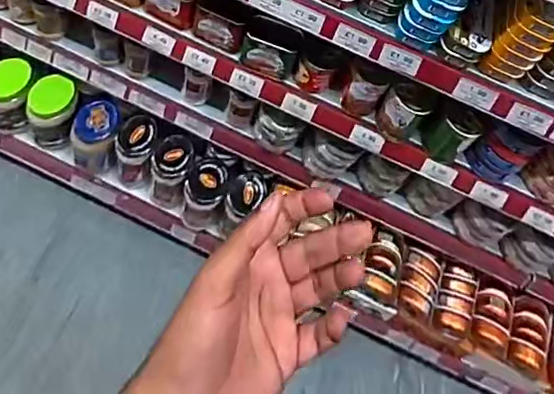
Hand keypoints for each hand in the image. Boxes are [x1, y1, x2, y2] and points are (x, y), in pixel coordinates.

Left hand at [127, 188, 372, 393]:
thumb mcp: (214, 281)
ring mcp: (279, 318)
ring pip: (319, 290)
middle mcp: (268, 283)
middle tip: (362, 231)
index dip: (305, 207)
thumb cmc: (191, 339)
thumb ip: (246, 240)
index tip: (329, 198)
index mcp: (250, 261)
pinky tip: (342, 318)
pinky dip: (333, 327)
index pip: (282, 223)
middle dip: (336, 240)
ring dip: (339, 278)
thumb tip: (273, 200)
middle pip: (309, 254)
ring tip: (357, 271)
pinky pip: (317, 336)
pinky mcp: (286, 354)